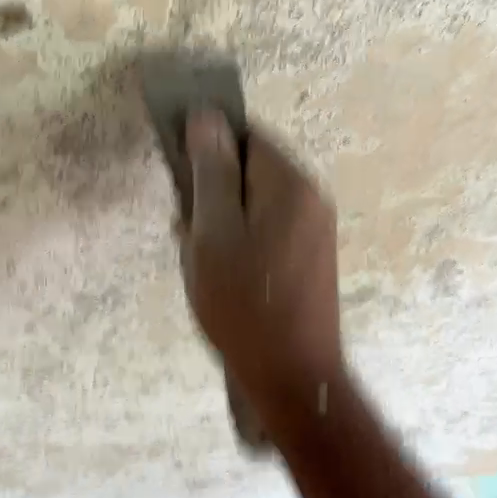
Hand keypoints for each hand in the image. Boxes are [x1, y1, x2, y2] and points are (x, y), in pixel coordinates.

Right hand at [180, 110, 343, 401]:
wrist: (293, 383)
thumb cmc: (245, 304)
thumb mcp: (213, 231)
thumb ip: (210, 170)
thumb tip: (205, 114)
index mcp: (290, 183)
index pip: (244, 136)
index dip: (208, 153)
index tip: (182, 187)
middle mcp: (311, 198)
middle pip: (249, 169)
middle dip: (212, 193)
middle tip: (188, 233)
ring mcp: (314, 231)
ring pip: (253, 203)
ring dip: (221, 222)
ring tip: (201, 262)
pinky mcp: (310, 260)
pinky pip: (266, 231)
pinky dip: (239, 244)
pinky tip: (221, 278)